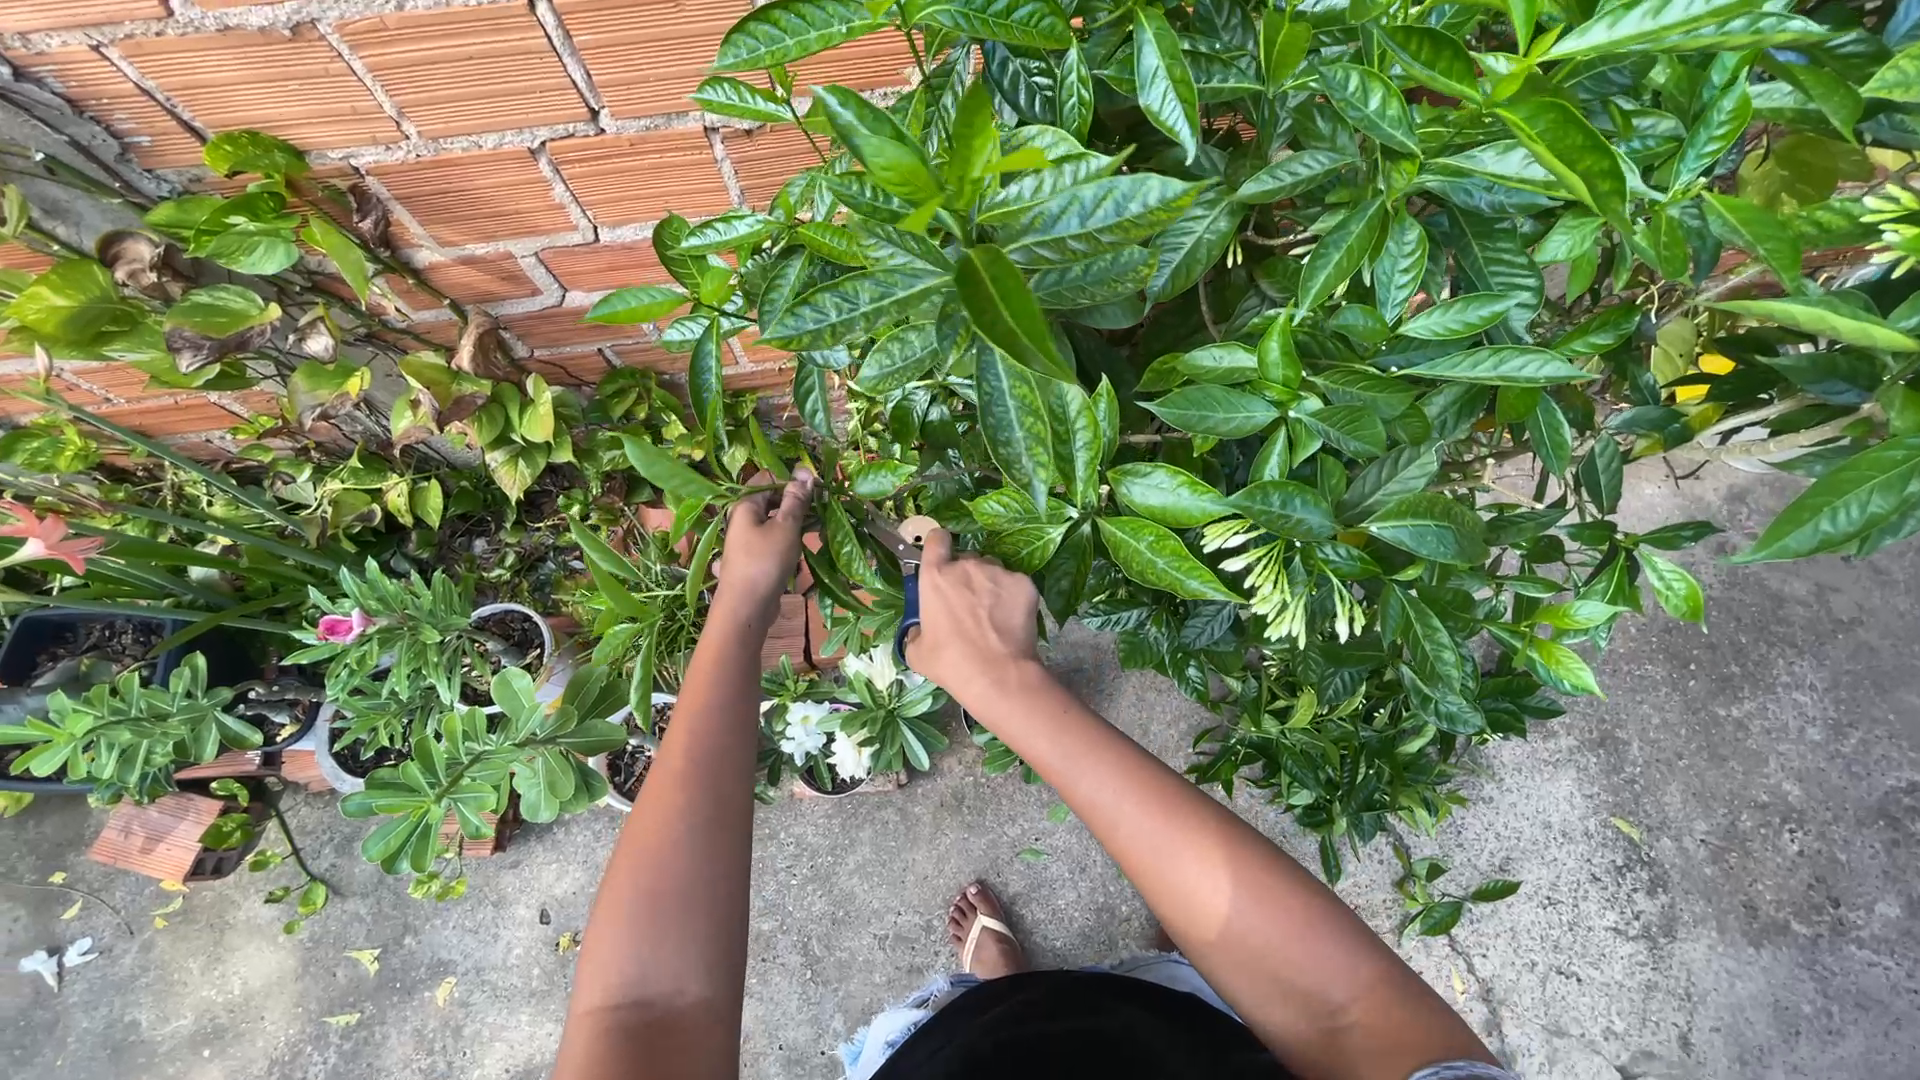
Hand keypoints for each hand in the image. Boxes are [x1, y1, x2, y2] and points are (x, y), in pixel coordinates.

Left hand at [712, 469, 812, 618]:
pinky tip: (802, 546)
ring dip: (795, 521)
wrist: (746, 607)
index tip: (816, 489)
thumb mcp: (786, 526)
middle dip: (796, 501)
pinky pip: (773, 538)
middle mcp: (742, 518)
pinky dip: (788, 538)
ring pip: (774, 520)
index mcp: (745, 505)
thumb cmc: (765, 562)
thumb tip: (804, 471)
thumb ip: (795, 499)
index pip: (768, 478)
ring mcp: (747, 539)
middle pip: (771, 499)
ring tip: (816, 527)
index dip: (792, 480)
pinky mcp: (754, 557)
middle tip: (820, 508)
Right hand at [904, 528, 1040, 695]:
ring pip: (993, 570)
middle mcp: (966, 565)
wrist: (997, 673)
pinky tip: (1012, 620)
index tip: (942, 556)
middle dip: (967, 576)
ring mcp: (997, 571)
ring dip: (991, 584)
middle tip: (970, 606)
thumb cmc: (951, 663)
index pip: (936, 539)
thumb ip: (916, 631)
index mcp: (935, 576)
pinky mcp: (1023, 582)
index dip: (939, 545)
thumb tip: (920, 631)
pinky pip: (1015, 583)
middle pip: (966, 559)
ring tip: (994, 614)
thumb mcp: (917, 652)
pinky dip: (1013, 597)